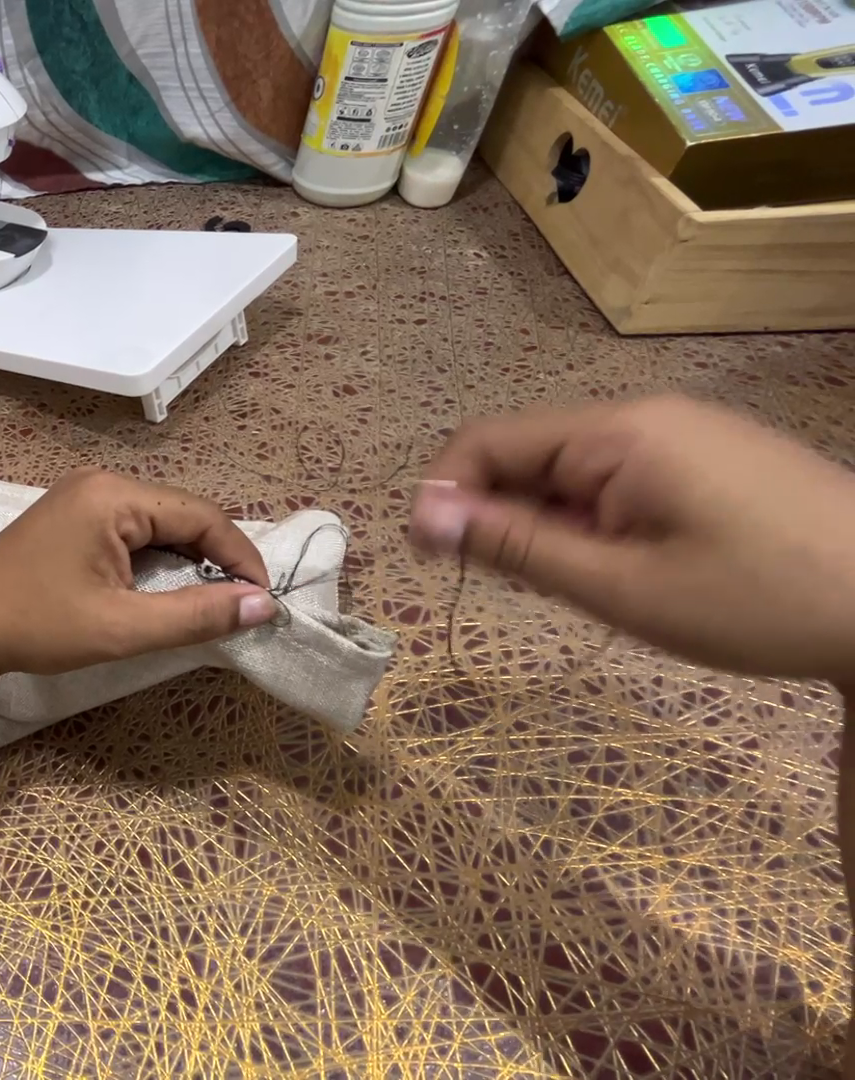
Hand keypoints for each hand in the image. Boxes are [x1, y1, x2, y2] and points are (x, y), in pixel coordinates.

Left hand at [0, 468, 274, 677]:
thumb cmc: (38, 625)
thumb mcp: (123, 627)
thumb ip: (196, 615)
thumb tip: (263, 604)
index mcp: (112, 495)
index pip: (201, 515)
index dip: (240, 557)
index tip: (263, 600)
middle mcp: (97, 482)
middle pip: (178, 513)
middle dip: (213, 557)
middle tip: (237, 603)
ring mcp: (77, 495)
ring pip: (153, 521)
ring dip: (182, 557)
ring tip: (204, 599)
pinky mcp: (64, 515)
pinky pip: (125, 527)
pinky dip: (150, 556)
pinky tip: (158, 586)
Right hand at [410, 395, 854, 684]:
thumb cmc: (760, 600)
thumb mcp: (615, 583)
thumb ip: (510, 543)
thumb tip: (422, 518)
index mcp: (617, 433)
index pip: (483, 443)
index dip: (440, 495)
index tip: (428, 556)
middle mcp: (640, 418)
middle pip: (518, 455)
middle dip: (490, 514)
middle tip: (506, 582)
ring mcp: (675, 436)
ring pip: (556, 472)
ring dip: (536, 522)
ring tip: (570, 580)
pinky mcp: (698, 459)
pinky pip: (602, 479)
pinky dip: (578, 520)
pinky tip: (610, 562)